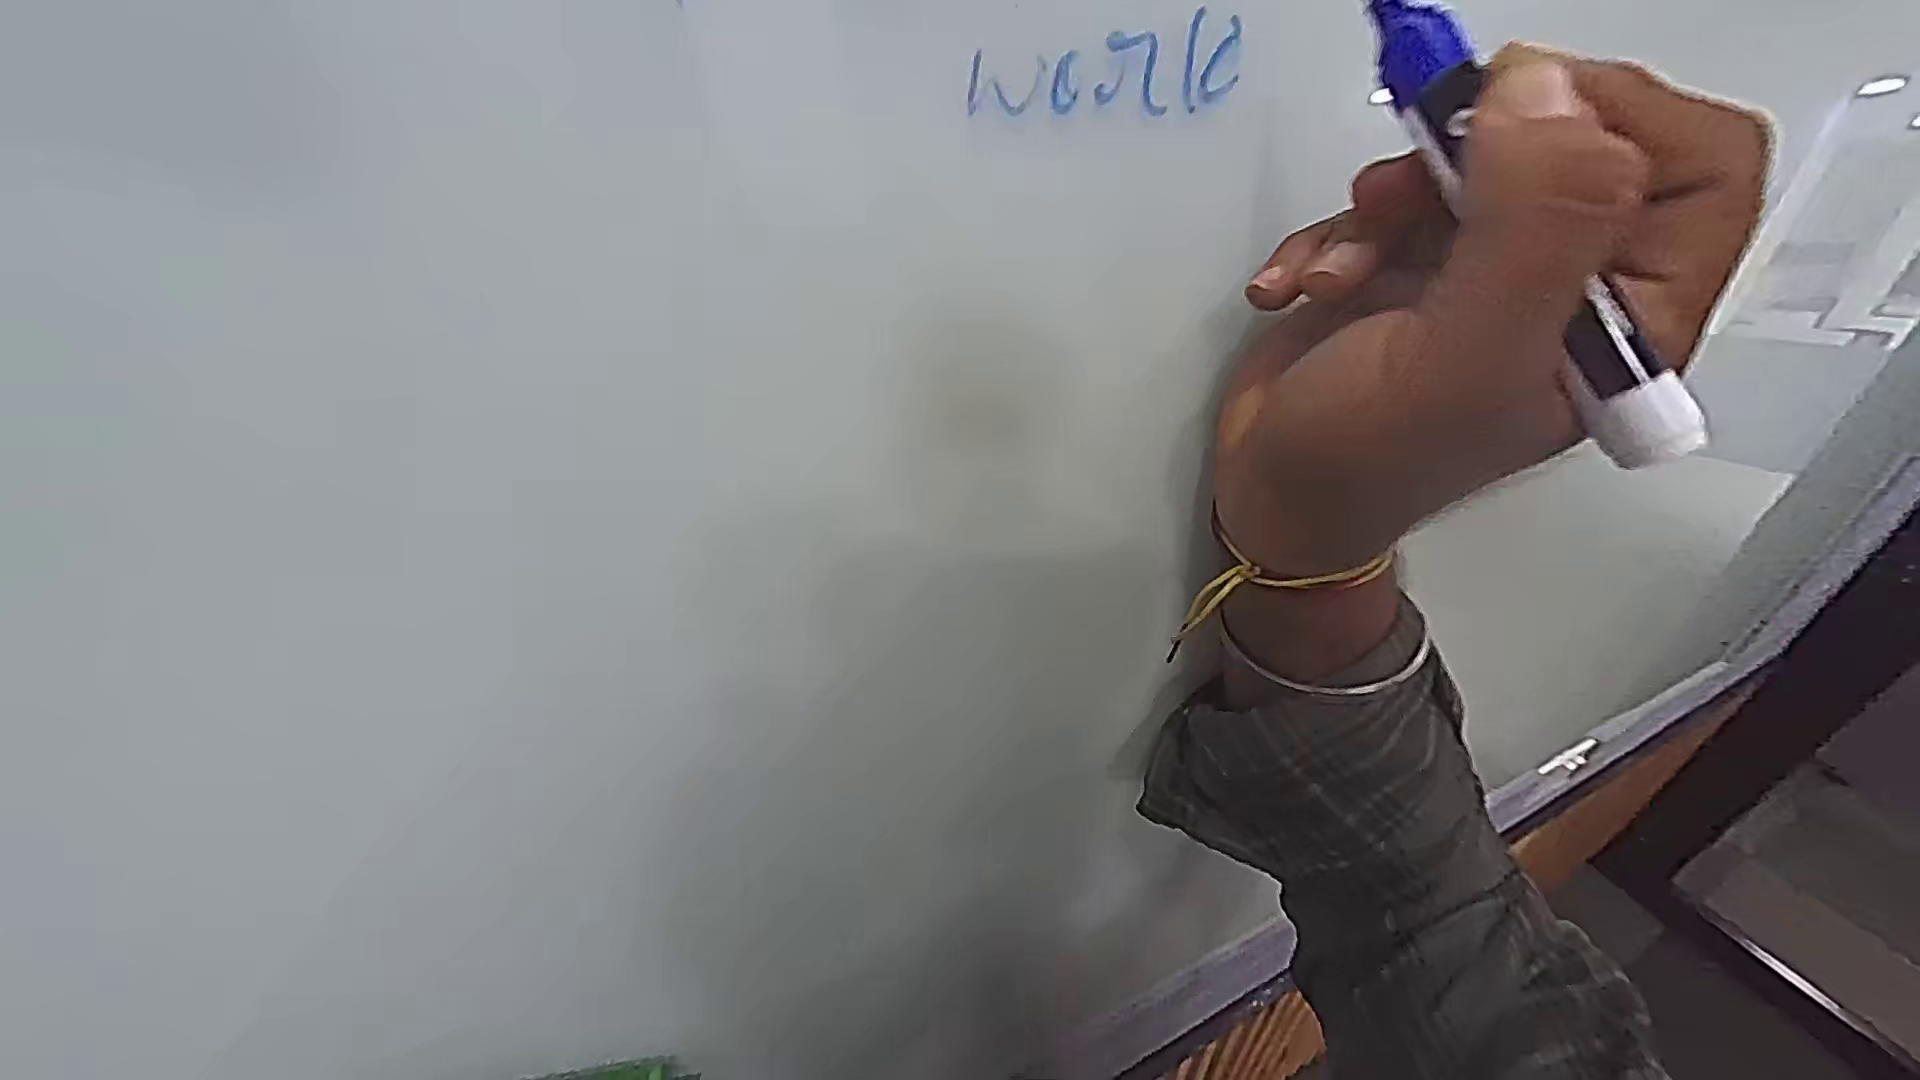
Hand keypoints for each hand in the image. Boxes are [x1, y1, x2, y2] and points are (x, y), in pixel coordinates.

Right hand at [1215, 47, 1768, 578]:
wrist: (1267, 494)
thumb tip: (1538, 83)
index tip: (1506, 112)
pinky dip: (1315, 247)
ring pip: (1441, 186)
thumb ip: (1531, 224)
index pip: (1685, 166)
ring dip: (1367, 218)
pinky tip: (1283, 292)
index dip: (1610, 116)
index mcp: (1612, 319)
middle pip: (1545, 158)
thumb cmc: (1364, 455)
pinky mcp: (1380, 287)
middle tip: (1388, 194)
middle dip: (1455, 166)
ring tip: (1323, 279)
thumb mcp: (1459, 356)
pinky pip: (1364, 225)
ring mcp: (1455, 286)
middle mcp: (1543, 292)